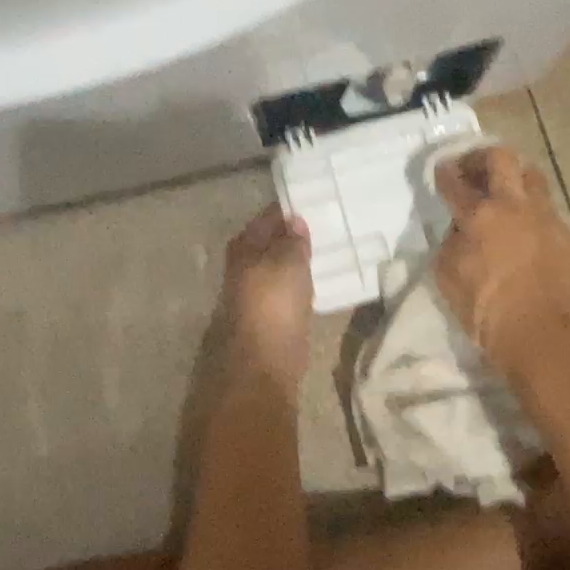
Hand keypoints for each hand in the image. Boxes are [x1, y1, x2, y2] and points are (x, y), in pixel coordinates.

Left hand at [220, 205, 314, 396]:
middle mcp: (243, 269)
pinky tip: (317, 286)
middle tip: (326, 229)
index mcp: (243, 248)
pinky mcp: (268, 321)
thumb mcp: (289, 263)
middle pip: (270, 245)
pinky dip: (299, 288)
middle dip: (292, 238)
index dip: (289, 211)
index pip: (267, 218)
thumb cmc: (273, 305)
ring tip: (326, 254)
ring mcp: (254, 297)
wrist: (261, 365)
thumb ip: (293, 241)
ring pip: (278, 270)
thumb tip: (294, 220)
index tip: (315, 204)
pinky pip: (286, 294)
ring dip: (296, 264)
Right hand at [432, 147, 569, 376]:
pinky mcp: (565, 234)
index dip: (445, 172)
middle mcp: (514, 205)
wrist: (534, 332)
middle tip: (473, 170)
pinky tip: (524, 230)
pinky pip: (547, 210)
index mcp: (480, 215)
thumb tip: (461, 226)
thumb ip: (451, 239)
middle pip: (501, 157)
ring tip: (504, 194)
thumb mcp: (446, 273)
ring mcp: (545, 217)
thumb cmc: (482, 308)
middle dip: (481, 157)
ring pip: (532, 176)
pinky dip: (531, 212)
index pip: (455, 181)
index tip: (442, 171)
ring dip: (514, 178)